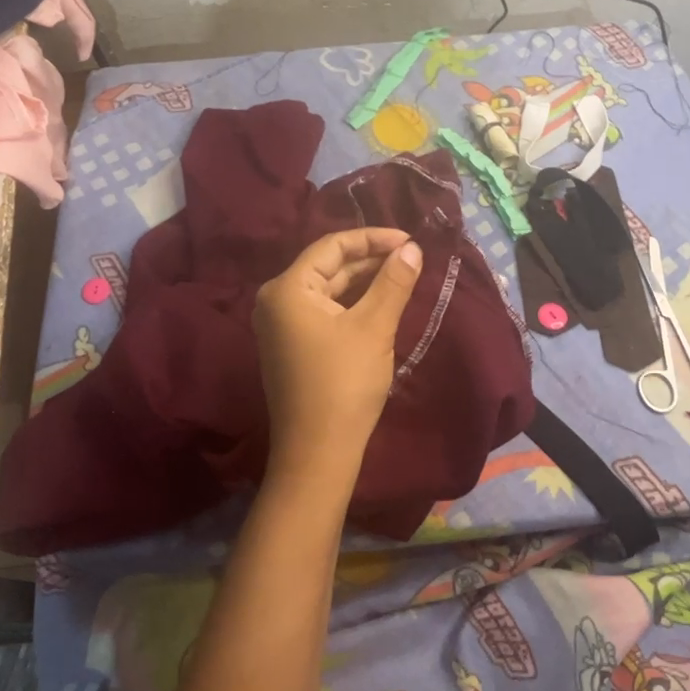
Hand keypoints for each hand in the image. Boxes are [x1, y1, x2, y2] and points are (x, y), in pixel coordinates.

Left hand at [253, 228, 423, 474]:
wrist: (318, 452)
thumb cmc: (344, 384)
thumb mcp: (374, 327)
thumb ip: (393, 282)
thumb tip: (413, 248)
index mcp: (287, 288)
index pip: (332, 246)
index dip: (373, 238)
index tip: (411, 240)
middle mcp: (276, 300)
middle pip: (327, 265)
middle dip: (370, 259)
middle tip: (412, 257)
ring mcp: (281, 325)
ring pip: (328, 290)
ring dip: (364, 281)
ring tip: (403, 275)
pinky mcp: (292, 346)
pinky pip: (324, 311)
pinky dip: (352, 303)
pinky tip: (381, 303)